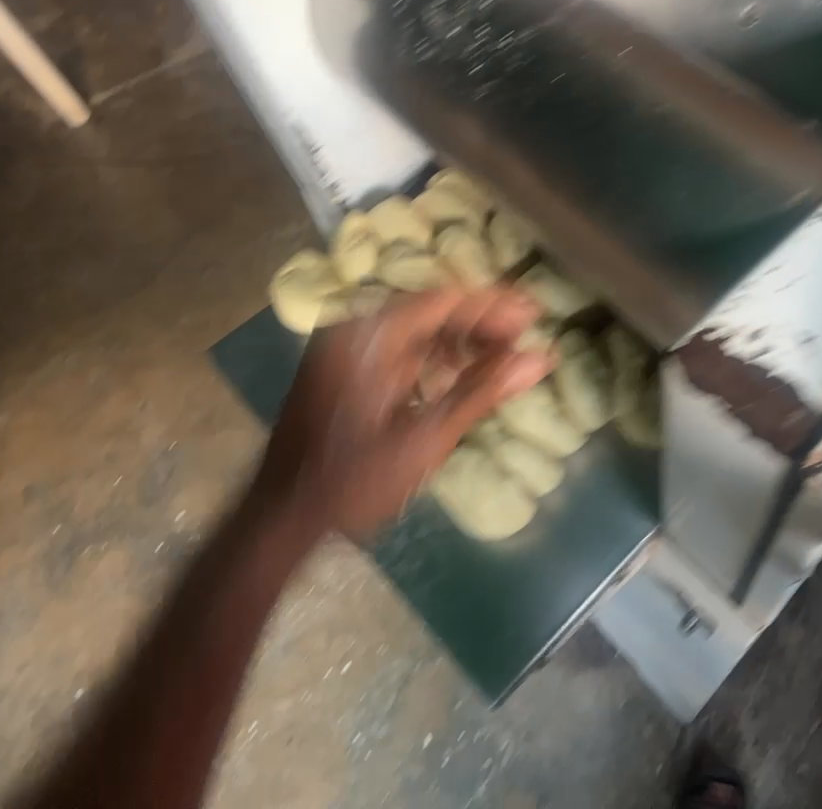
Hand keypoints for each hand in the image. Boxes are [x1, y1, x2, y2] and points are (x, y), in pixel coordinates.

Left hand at [252, 287, 552, 542]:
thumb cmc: (353, 482)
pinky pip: (400, 351)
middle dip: (481, 322)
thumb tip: (540, 358)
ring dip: (461, 339)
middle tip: (527, 334)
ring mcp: (345, 352)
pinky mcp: (345, 373)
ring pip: (417, 330)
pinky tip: (464, 373)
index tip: (534, 313)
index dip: (493, 305)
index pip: (443, 302)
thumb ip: (482, 391)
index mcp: (368, 338)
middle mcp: (353, 332)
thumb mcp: (424, 438)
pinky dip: (436, 358)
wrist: (281, 519)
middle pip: (431, 311)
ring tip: (505, 354)